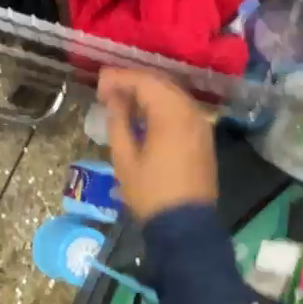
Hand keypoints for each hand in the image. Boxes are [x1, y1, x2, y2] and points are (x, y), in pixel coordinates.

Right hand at [98, 67, 216, 221]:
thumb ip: (119, 122)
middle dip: (133, 81)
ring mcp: (201, 124)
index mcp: (171, 115)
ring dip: (148, 92)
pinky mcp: (203, 136)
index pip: (144, 82)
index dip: (119, 78)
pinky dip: (161, 105)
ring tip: (122, 100)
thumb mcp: (125, 159)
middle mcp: (191, 112)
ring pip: (173, 95)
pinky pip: (181, 109)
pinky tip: (144, 115)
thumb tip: (113, 98)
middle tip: (107, 89)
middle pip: (161, 83)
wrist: (186, 225)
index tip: (98, 84)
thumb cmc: (150, 193)